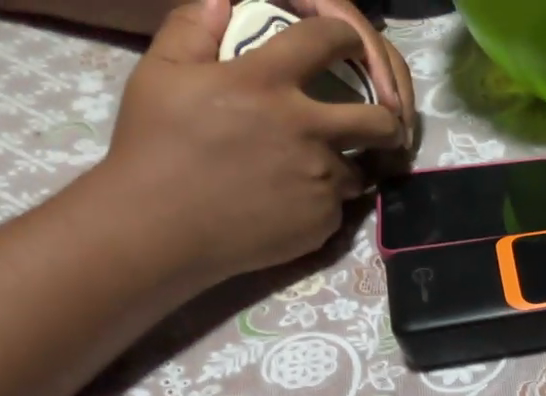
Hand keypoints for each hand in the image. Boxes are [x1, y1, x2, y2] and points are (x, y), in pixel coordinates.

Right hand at [95, 0, 406, 283]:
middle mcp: (307, 130)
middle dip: (390, 119)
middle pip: (382, 121)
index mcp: (266, 82)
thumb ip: (195, 28)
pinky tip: (291, 198)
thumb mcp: (162, 71)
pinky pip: (338, 204)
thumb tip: (223, 1)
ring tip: (315, 165)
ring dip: (346, 164)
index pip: (329, 41)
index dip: (347, 38)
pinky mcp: (326, 220)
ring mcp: (322, 179)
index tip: (350, 45)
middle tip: (379, 121)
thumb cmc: (155, 143)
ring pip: (361, 169)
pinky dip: (322, 198)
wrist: (164, 222)